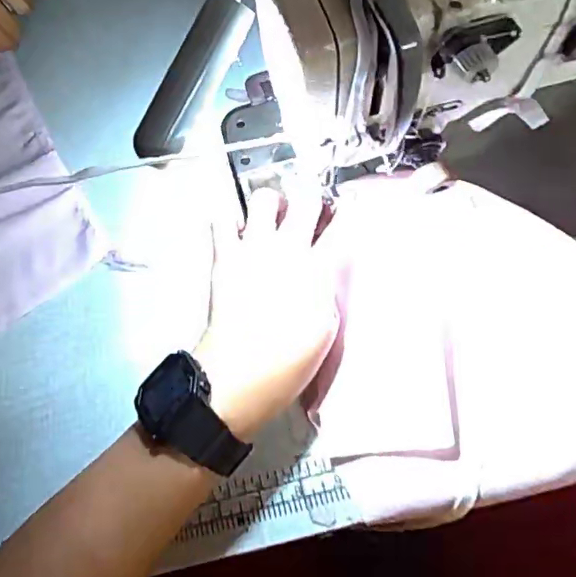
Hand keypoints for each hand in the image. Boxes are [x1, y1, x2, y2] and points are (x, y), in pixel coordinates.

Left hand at [193, 183, 337, 439]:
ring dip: (273, 203)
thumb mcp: (325, 328)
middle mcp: (287, 249)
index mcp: (317, 268)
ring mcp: (252, 248)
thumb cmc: (286, 362)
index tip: (352, 204)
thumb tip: (325, 266)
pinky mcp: (224, 256)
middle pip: (306, 199)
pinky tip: (240, 232)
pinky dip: (231, 219)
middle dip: (313, 199)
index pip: (343, 224)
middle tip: (312, 213)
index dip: (351, 209)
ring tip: (275, 218)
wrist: (237, 378)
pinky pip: (223, 220)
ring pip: (264, 198)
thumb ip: (327, 287)